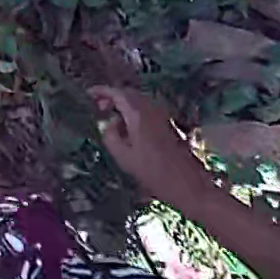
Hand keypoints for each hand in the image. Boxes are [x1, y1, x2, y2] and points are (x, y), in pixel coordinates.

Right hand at [88, 86, 221, 211]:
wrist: (192, 188)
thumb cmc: (155, 174)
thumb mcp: (123, 157)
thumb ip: (110, 136)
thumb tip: (108, 123)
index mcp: (138, 114)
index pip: (116, 93)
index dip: (101, 91)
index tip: (87, 94)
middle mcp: (151, 110)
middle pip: (128, 93)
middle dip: (111, 96)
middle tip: (97, 107)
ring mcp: (162, 117)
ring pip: (138, 101)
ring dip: (122, 104)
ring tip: (110, 118)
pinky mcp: (168, 126)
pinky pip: (146, 110)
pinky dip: (133, 112)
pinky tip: (127, 128)